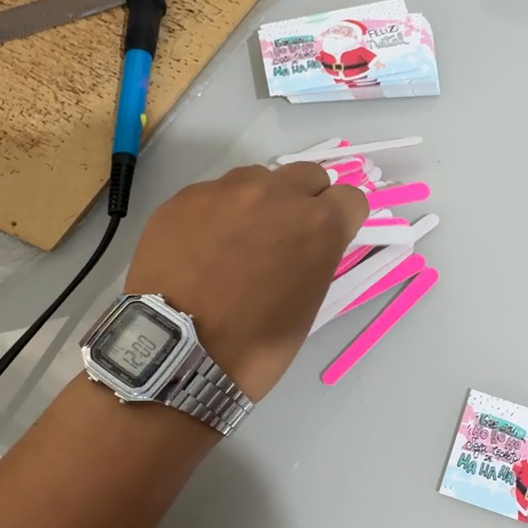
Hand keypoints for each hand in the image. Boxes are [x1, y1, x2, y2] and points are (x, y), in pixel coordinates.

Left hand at [125, 163, 367, 399]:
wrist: (176, 352)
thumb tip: (306, 243)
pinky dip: (216, 213)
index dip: (342, 219)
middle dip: (305, 200)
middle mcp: (276, 193)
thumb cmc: (256, 342)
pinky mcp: (185, 198)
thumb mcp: (308, 301)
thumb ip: (317, 255)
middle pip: (308, 175)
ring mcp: (226, 191)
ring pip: (258, 178)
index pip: (351, 198)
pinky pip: (213, 193)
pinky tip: (202, 247)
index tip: (329, 239)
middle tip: (286, 237)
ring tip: (238, 240)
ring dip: (259, 201)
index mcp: (319, 224)